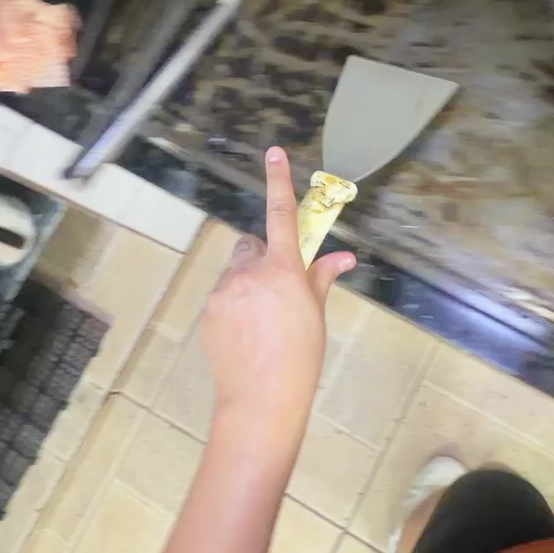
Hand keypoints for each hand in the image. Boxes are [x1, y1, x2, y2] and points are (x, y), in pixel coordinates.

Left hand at [201, 147, 356, 454]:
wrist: (261, 399)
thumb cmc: (300, 357)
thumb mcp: (317, 315)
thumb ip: (322, 278)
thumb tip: (344, 258)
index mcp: (283, 269)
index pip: (282, 215)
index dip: (278, 181)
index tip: (273, 153)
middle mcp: (249, 272)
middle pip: (252, 246)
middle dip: (263, 258)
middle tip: (277, 290)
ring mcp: (225, 291)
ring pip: (236, 272)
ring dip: (247, 284)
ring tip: (261, 322)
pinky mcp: (209, 310)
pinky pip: (224, 295)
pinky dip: (234, 305)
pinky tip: (246, 335)